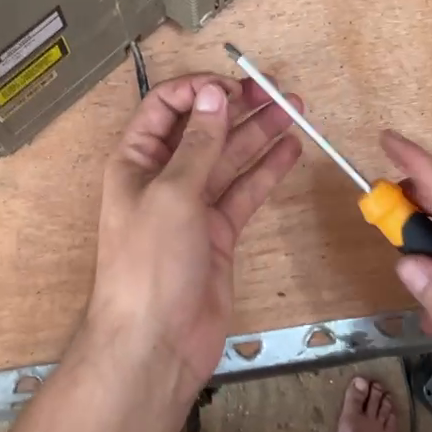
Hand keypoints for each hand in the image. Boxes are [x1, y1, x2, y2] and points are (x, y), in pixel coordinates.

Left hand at [79, 73, 303, 389]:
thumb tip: (213, 95)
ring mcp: (193, 204)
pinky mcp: (218, 231)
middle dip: (237, 106)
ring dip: (259, 132)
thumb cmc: (150, 262)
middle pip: (203, 128)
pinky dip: (266, 169)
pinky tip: (290, 148)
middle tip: (274, 88)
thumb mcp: (172, 193)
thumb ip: (198, 143)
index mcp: (137, 159)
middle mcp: (164, 175)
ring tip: (294, 107)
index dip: (198, 91)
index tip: (233, 87)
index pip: (166, 106)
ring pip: (229, 156)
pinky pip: (244, 190)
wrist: (155, 344)